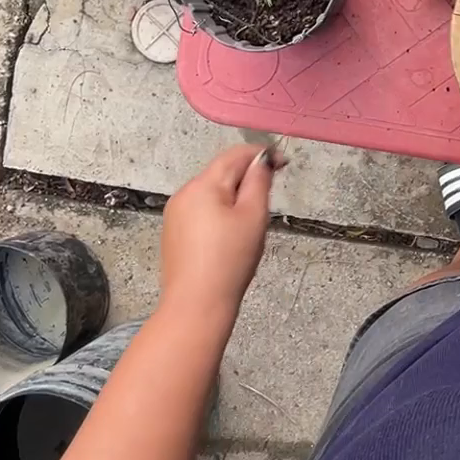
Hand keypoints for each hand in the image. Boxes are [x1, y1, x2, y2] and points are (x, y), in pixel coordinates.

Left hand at [158, 145, 274, 312]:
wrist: (197, 305)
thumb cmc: (230, 260)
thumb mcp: (253, 216)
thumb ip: (259, 182)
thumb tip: (262, 160)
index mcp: (203, 185)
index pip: (235, 155)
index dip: (262, 154)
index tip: (284, 164)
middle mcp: (184, 194)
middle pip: (222, 172)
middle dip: (248, 176)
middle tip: (270, 196)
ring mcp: (176, 214)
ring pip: (212, 191)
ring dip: (235, 194)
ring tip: (252, 220)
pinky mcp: (174, 232)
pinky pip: (202, 209)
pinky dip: (220, 210)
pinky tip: (231, 234)